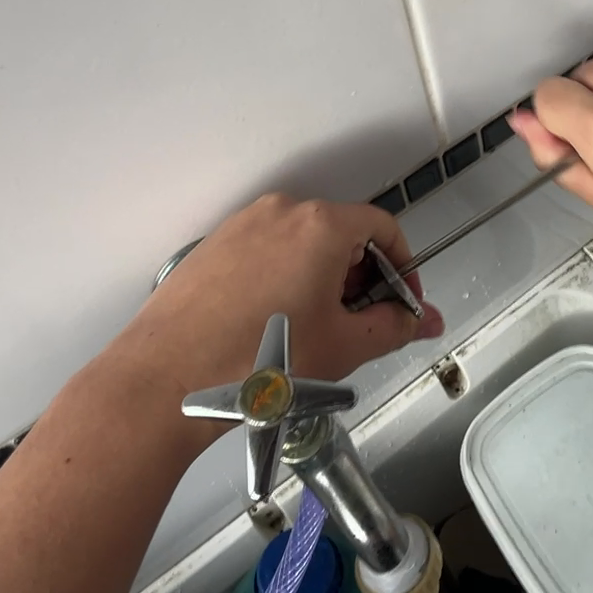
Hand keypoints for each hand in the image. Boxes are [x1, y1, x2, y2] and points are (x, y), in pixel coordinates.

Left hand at [120, 195, 445, 400]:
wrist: (166, 380)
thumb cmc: (259, 361)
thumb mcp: (343, 346)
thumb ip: (394, 326)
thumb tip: (426, 320)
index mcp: (320, 225)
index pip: (382, 227)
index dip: (402, 266)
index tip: (400, 302)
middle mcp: (282, 211)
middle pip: (342, 232)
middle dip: (360, 277)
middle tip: (357, 323)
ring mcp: (243, 225)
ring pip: (302, 242)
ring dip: (322, 277)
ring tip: (313, 329)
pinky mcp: (214, 245)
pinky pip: (266, 250)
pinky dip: (284, 276)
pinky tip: (273, 323)